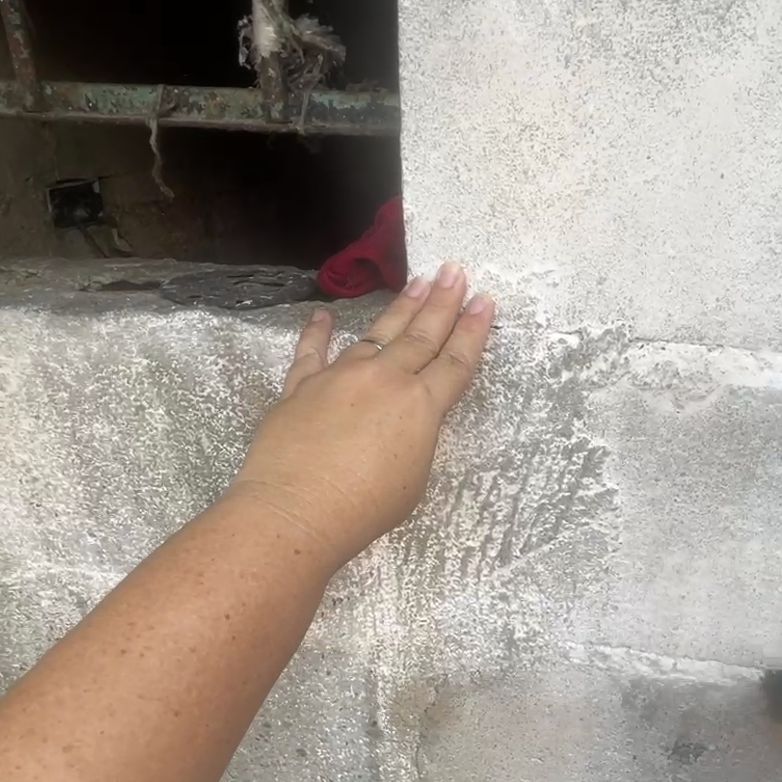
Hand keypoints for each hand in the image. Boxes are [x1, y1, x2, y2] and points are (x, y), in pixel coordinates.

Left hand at [227, 262, 495, 567]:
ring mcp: (340, 377)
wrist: (298, 510)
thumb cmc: (366, 507)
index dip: (473, 330)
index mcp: (420, 406)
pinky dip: (317, 333)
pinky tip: (323, 315)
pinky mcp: (301, 386)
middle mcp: (384, 380)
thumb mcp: (414, 476)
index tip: (484, 300)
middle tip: (454, 271)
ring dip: (399, 308)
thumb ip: (416, 436)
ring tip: (416, 282)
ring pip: (376, 334)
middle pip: (421, 335)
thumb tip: (406, 416)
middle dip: (442, 302)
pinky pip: (310, 353)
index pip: (455, 361)